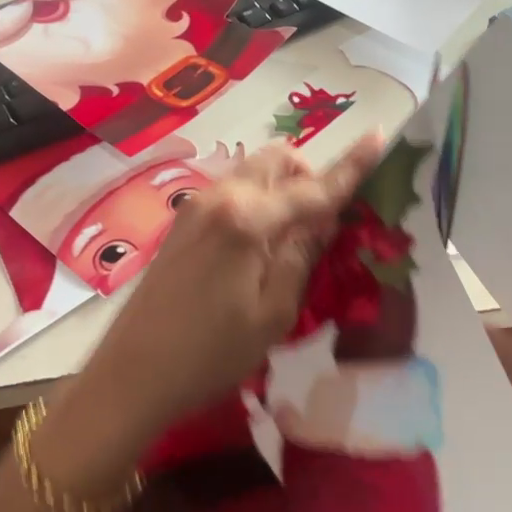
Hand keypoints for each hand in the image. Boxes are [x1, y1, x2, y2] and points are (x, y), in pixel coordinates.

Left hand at [79, 133, 385, 445]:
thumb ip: (301, 255)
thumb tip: (324, 218)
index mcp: (248, 218)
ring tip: (293, 237)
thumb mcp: (273, 313)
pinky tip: (259, 246)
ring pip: (252, 174)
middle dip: (308, 174)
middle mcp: (220, 198)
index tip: (379, 135)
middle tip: (323, 218)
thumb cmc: (211, 354)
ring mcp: (195, 208)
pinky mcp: (181, 225)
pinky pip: (232, 194)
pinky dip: (257, 201)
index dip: (351, 166)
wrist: (131, 376)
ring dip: (281, 187)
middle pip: (276, 160)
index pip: (313, 188)